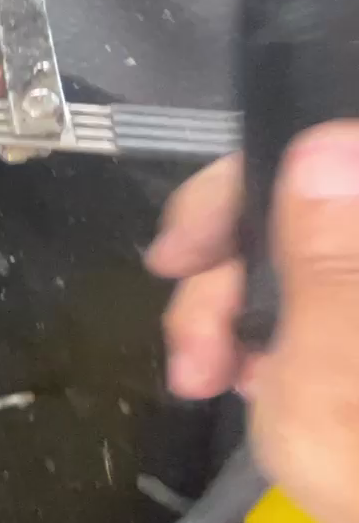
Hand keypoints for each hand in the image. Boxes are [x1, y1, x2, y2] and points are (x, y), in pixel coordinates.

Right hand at [147, 121, 358, 522]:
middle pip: (301, 212)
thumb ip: (330, 264)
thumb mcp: (337, 377)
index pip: (329, 168)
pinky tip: (241, 369)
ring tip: (203, 373)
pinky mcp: (345, 322)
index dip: (245, 191)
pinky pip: (300, 294)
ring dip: (225, 309)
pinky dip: (255, 326)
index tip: (183, 253)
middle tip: (181, 324)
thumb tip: (323, 145)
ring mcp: (358, 298)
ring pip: (289, 259)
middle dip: (220, 268)